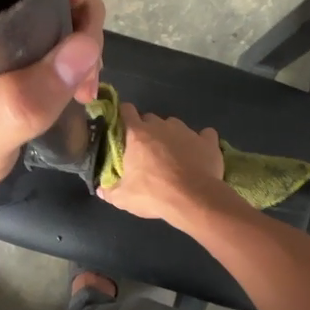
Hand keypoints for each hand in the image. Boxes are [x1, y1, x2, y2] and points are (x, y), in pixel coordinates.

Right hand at [101, 103, 233, 228]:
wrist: (193, 199)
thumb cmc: (153, 194)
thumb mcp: (123, 198)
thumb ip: (110, 191)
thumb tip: (101, 190)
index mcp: (137, 134)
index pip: (126, 111)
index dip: (123, 116)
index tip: (122, 127)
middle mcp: (161, 126)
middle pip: (150, 119)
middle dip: (146, 130)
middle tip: (145, 150)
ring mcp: (186, 131)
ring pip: (174, 125)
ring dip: (170, 135)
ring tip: (172, 154)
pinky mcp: (208, 141)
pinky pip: (204, 135)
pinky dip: (200, 141)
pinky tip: (199, 152)